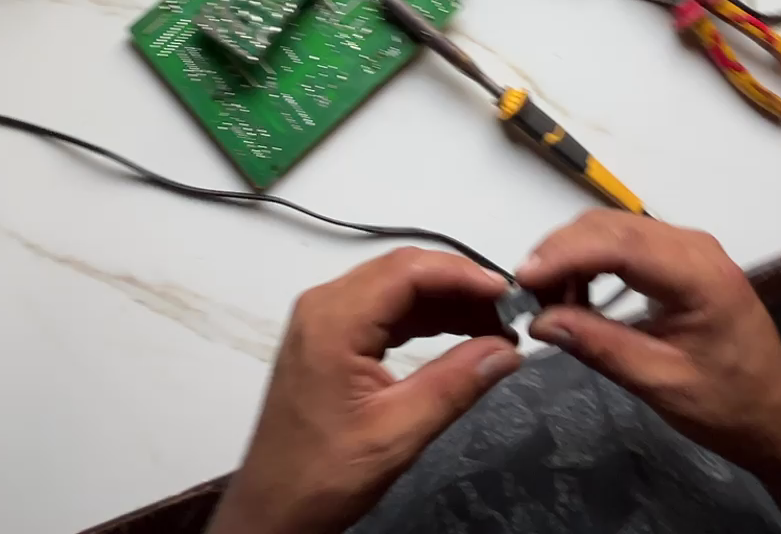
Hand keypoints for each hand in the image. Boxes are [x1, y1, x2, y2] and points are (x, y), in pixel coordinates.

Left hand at [209, 248, 523, 533]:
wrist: (272, 510)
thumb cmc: (325, 474)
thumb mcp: (397, 434)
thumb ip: (455, 385)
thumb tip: (508, 350)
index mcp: (334, 318)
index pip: (407, 271)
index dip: (461, 274)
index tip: (507, 293)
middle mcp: (325, 302)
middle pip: (401, 271)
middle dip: (457, 284)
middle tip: (507, 309)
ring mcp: (325, 316)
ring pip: (395, 286)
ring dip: (444, 299)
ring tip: (493, 323)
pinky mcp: (330, 333)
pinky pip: (383, 308)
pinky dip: (423, 316)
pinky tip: (459, 331)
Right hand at [517, 211, 780, 474]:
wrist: (778, 419)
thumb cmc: (728, 407)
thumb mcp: (659, 383)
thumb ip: (599, 345)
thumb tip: (538, 320)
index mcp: (699, 276)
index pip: (619, 243)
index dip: (566, 254)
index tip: (524, 278)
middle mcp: (693, 245)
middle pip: (609, 225)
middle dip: (561, 252)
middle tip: (528, 293)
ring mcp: (687, 245)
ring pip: (611, 226)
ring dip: (572, 253)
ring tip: (549, 296)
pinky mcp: (678, 254)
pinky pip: (623, 239)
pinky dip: (591, 258)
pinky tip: (577, 290)